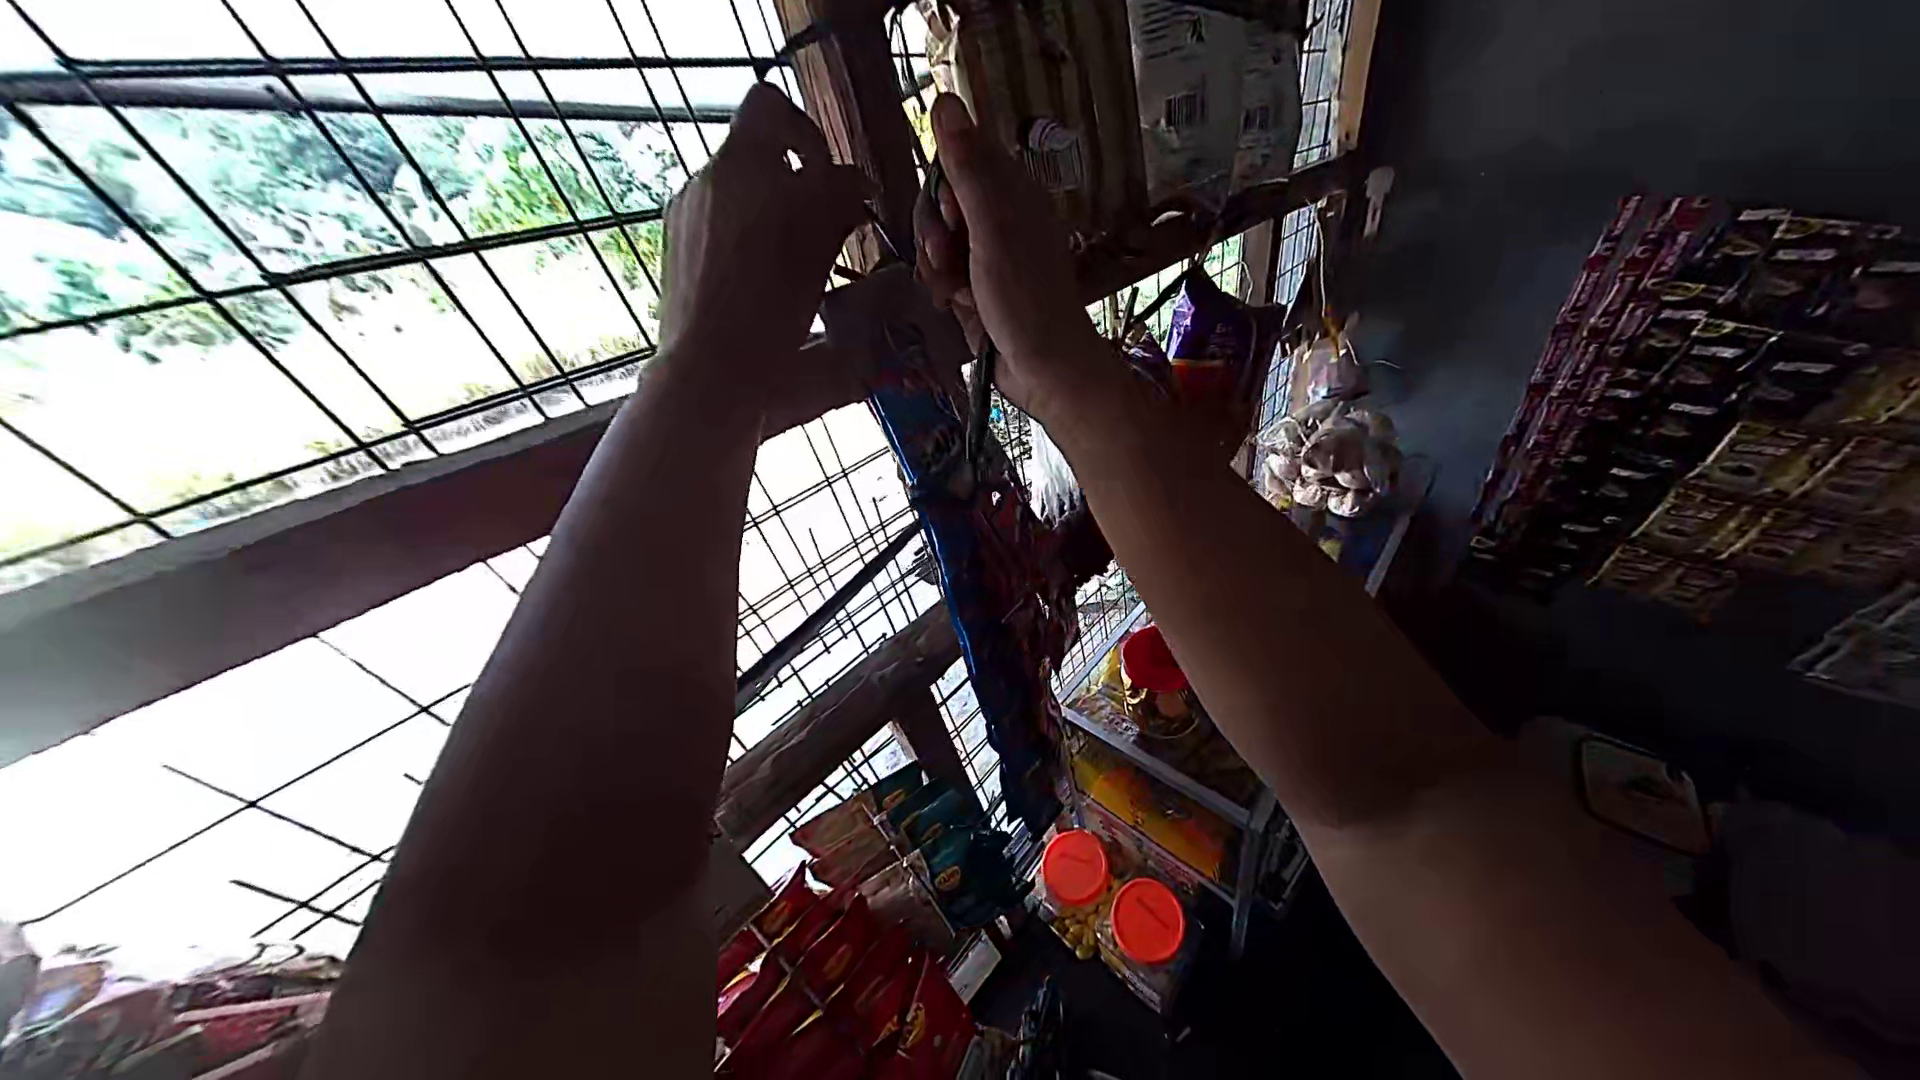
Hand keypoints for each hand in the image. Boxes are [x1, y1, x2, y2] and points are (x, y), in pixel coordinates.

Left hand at [659, 84, 869, 402]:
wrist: (708, 370)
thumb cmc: (769, 318)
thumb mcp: (815, 259)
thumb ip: (837, 206)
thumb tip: (856, 186)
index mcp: (744, 169)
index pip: (773, 108)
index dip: (810, 138)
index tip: (834, 184)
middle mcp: (708, 177)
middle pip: (757, 149)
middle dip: (794, 177)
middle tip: (821, 219)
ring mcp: (686, 207)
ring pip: (738, 183)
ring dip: (771, 204)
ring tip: (793, 256)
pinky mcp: (676, 238)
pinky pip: (718, 213)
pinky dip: (745, 227)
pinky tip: (758, 272)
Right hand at [914, 94, 1110, 425]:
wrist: (1041, 368)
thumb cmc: (1025, 299)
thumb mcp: (994, 229)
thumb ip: (969, 170)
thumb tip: (945, 101)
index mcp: (1012, 195)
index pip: (958, 163)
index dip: (943, 189)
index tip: (950, 218)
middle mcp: (998, 221)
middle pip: (941, 203)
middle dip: (933, 233)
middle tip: (944, 260)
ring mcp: (984, 258)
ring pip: (936, 242)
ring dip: (935, 267)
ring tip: (952, 293)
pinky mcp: (973, 290)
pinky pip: (941, 275)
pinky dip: (941, 289)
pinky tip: (953, 307)